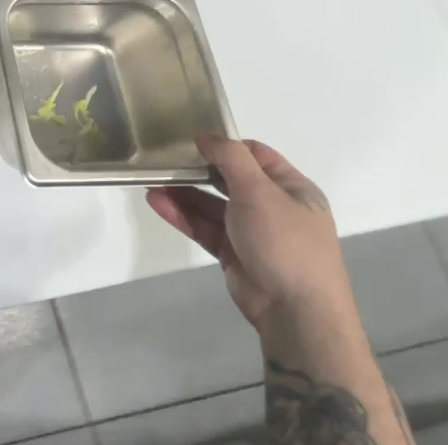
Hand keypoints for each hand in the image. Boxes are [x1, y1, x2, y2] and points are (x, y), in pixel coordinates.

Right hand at [146, 135, 358, 335]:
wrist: (296, 312)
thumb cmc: (285, 242)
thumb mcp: (259, 191)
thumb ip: (230, 158)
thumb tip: (205, 135)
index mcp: (292, 190)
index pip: (256, 155)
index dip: (225, 145)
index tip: (191, 140)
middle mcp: (274, 208)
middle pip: (229, 179)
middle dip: (197, 169)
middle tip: (164, 159)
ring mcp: (253, 232)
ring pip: (212, 204)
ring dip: (183, 193)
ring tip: (150, 181)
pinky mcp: (233, 253)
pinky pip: (204, 227)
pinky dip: (181, 215)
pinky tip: (156, 202)